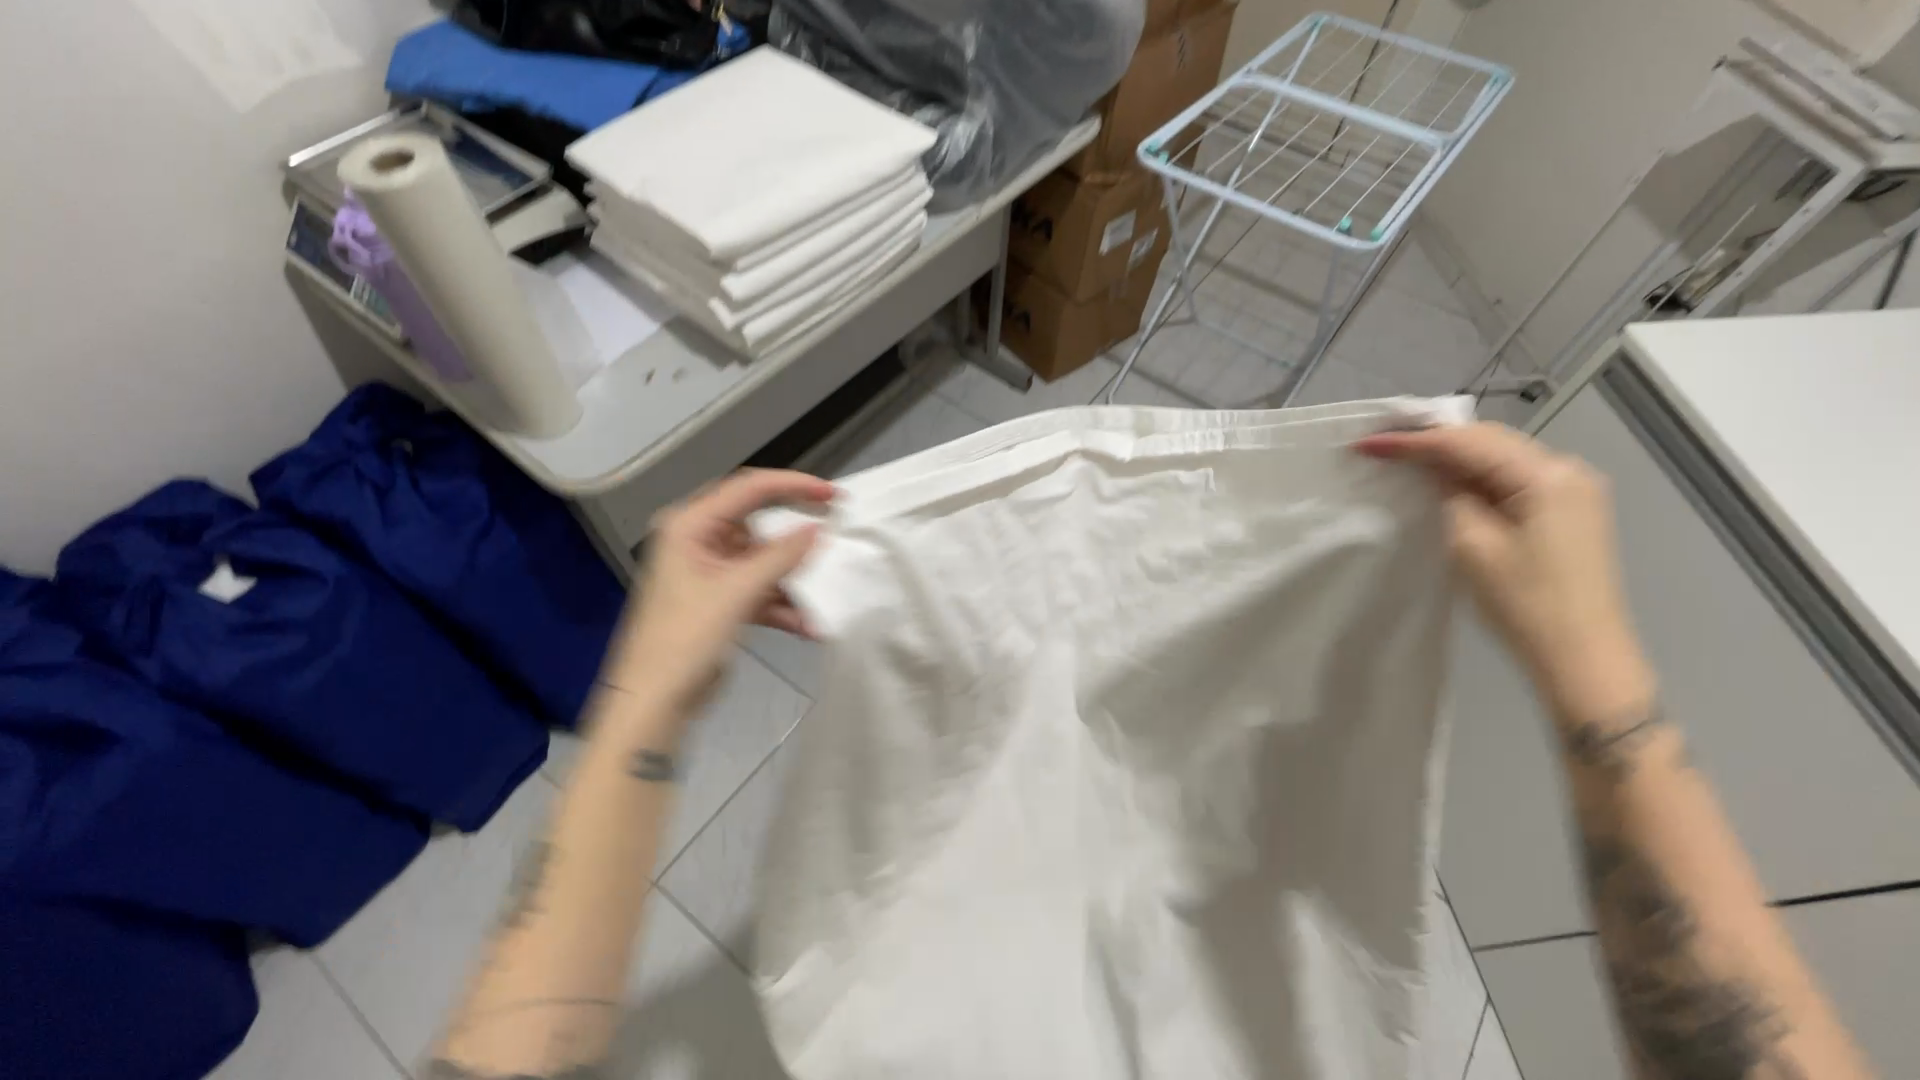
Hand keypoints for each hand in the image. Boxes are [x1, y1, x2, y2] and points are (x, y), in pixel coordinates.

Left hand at [605, 470, 834, 708]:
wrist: (654, 702)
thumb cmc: (685, 639)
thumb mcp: (736, 593)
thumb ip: (780, 557)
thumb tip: (818, 530)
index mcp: (690, 525)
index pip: (749, 488)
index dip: (794, 486)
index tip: (834, 497)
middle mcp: (698, 540)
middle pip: (759, 524)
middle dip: (796, 538)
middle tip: (835, 536)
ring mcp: (710, 572)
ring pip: (764, 561)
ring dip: (793, 580)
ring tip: (824, 596)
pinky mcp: (720, 601)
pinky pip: (760, 591)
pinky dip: (784, 605)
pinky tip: (808, 626)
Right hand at [1354, 423, 1652, 718]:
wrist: (1582, 657)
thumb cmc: (1524, 603)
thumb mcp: (1472, 545)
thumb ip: (1450, 496)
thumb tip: (1435, 471)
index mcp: (1547, 475)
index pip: (1468, 442)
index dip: (1413, 440)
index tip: (1367, 444)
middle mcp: (1567, 470)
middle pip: (1489, 441)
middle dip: (1435, 440)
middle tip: (1382, 445)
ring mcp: (1573, 490)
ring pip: (1501, 457)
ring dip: (1455, 457)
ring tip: (1406, 459)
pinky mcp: (1568, 511)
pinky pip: (1514, 478)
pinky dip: (1478, 477)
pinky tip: (1448, 482)